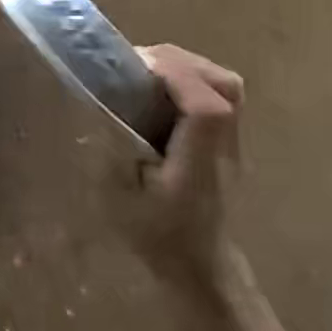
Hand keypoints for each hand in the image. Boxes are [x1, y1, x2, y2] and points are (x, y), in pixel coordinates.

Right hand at [105, 44, 243, 289]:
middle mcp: (225, 147)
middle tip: (134, 64)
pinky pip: (219, 95)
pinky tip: (160, 90)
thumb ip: (113, 148)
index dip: (175, 75)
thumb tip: (99, 106)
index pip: (208, 107)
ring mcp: (233, 144)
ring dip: (185, 68)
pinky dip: (190, 80)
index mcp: (199, 164)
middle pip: (223, 86)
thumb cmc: (156, 234)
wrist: (199, 267)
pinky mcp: (228, 142)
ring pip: (226, 85)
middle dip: (177, 63)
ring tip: (145, 71)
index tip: (135, 64)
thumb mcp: (120, 196)